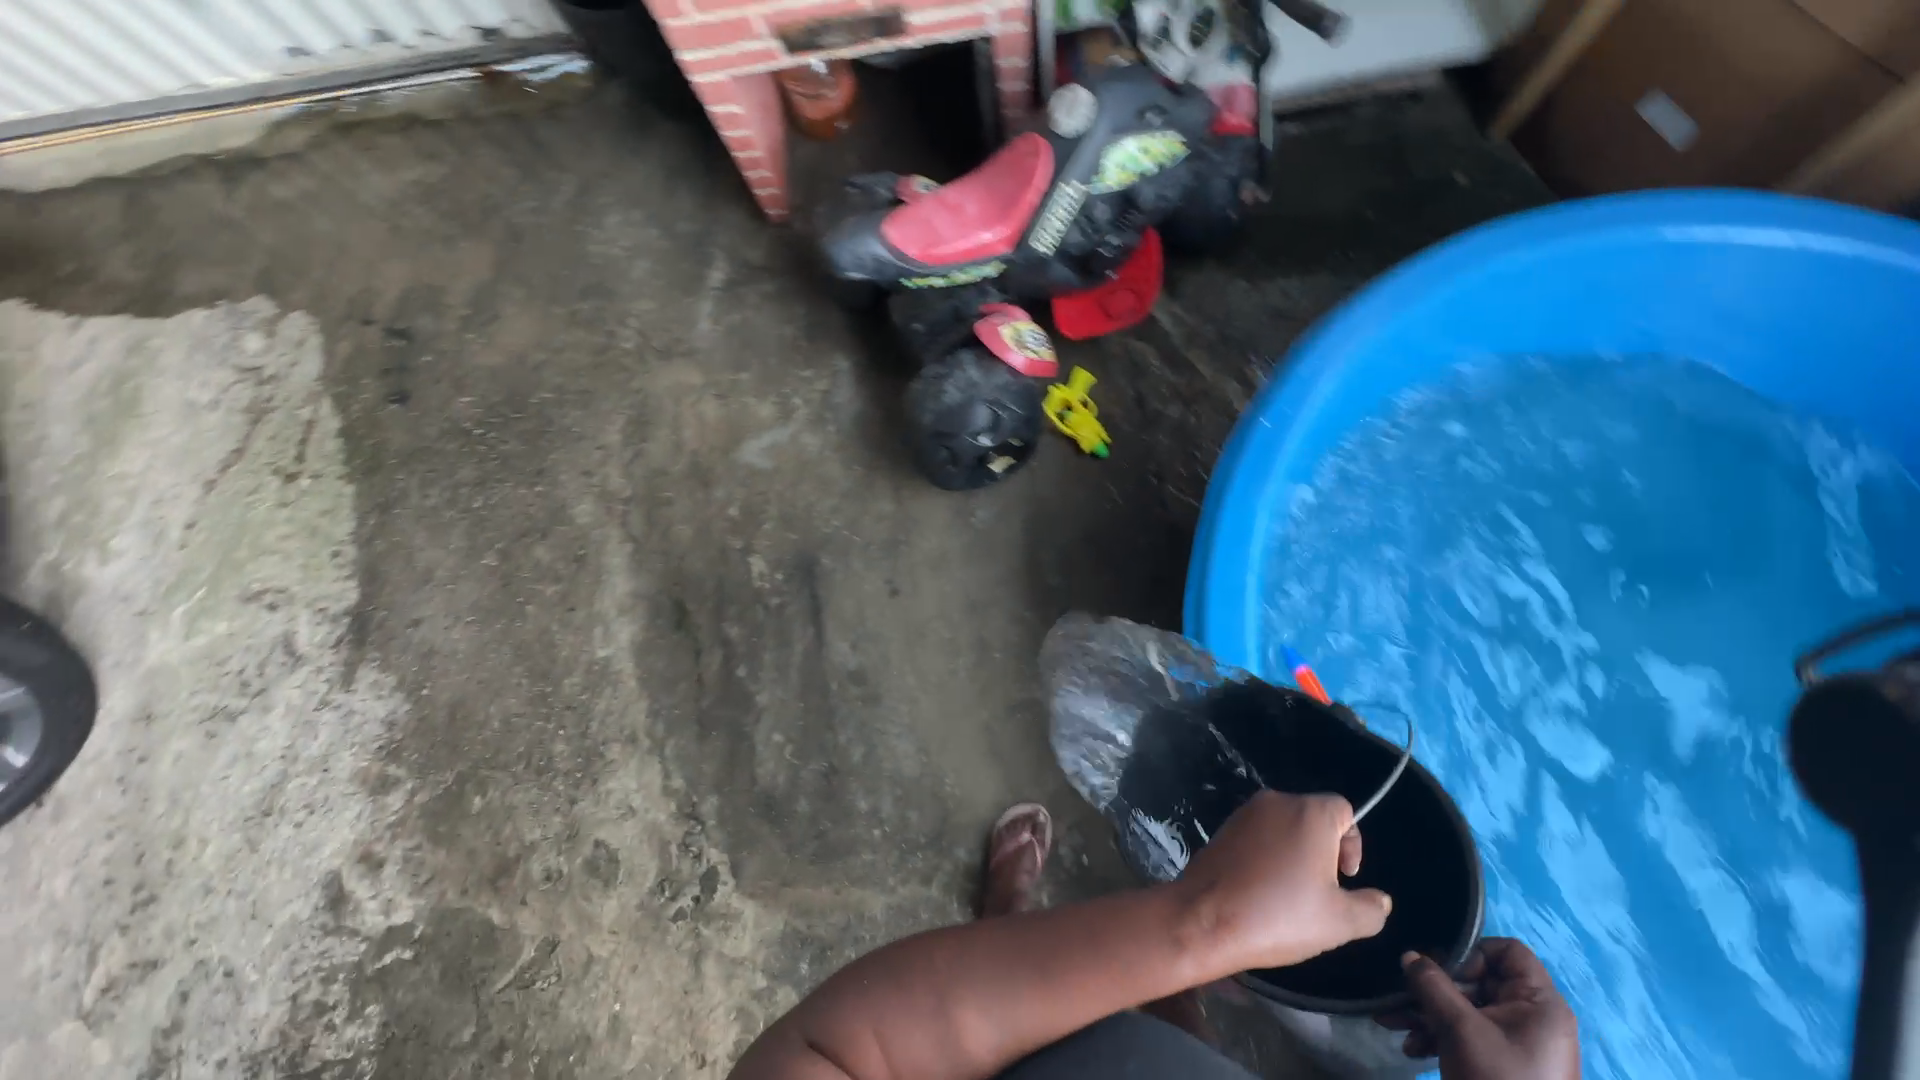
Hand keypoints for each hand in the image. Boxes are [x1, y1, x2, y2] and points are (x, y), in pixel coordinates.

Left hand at [1174, 790, 1391, 970]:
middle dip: (1323, 850)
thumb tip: (1379, 898)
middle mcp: (1274, 802)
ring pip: (1283, 827)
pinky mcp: (1221, 829)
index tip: (1345, 876)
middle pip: (1313, 816)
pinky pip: (1257, 836)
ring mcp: (1243, 813)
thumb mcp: (1342, 922)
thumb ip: (1372, 907)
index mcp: (1308, 812)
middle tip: (1319, 890)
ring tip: (1289, 895)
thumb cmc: (1280, 914)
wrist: (1206, 919)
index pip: (1343, 810)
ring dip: (1294, 854)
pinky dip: (1266, 856)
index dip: (1352, 842)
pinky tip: (1261, 891)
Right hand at [1381, 939, 1579, 1079]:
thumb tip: (1409, 955)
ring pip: (1468, 1008)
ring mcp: (1519, 1042)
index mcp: (1540, 1003)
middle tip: (1402, 998)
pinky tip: (1412, 1047)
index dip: (1472, 953)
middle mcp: (1533, 1017)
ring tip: (1393, 1023)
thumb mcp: (1459, 1029)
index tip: (1442, 973)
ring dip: (1429, 1013)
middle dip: (1435, 988)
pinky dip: (1440, 1035)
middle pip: (1480, 980)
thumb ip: (1431, 984)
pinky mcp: (1505, 1062)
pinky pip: (1471, 1033)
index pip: (1507, 951)